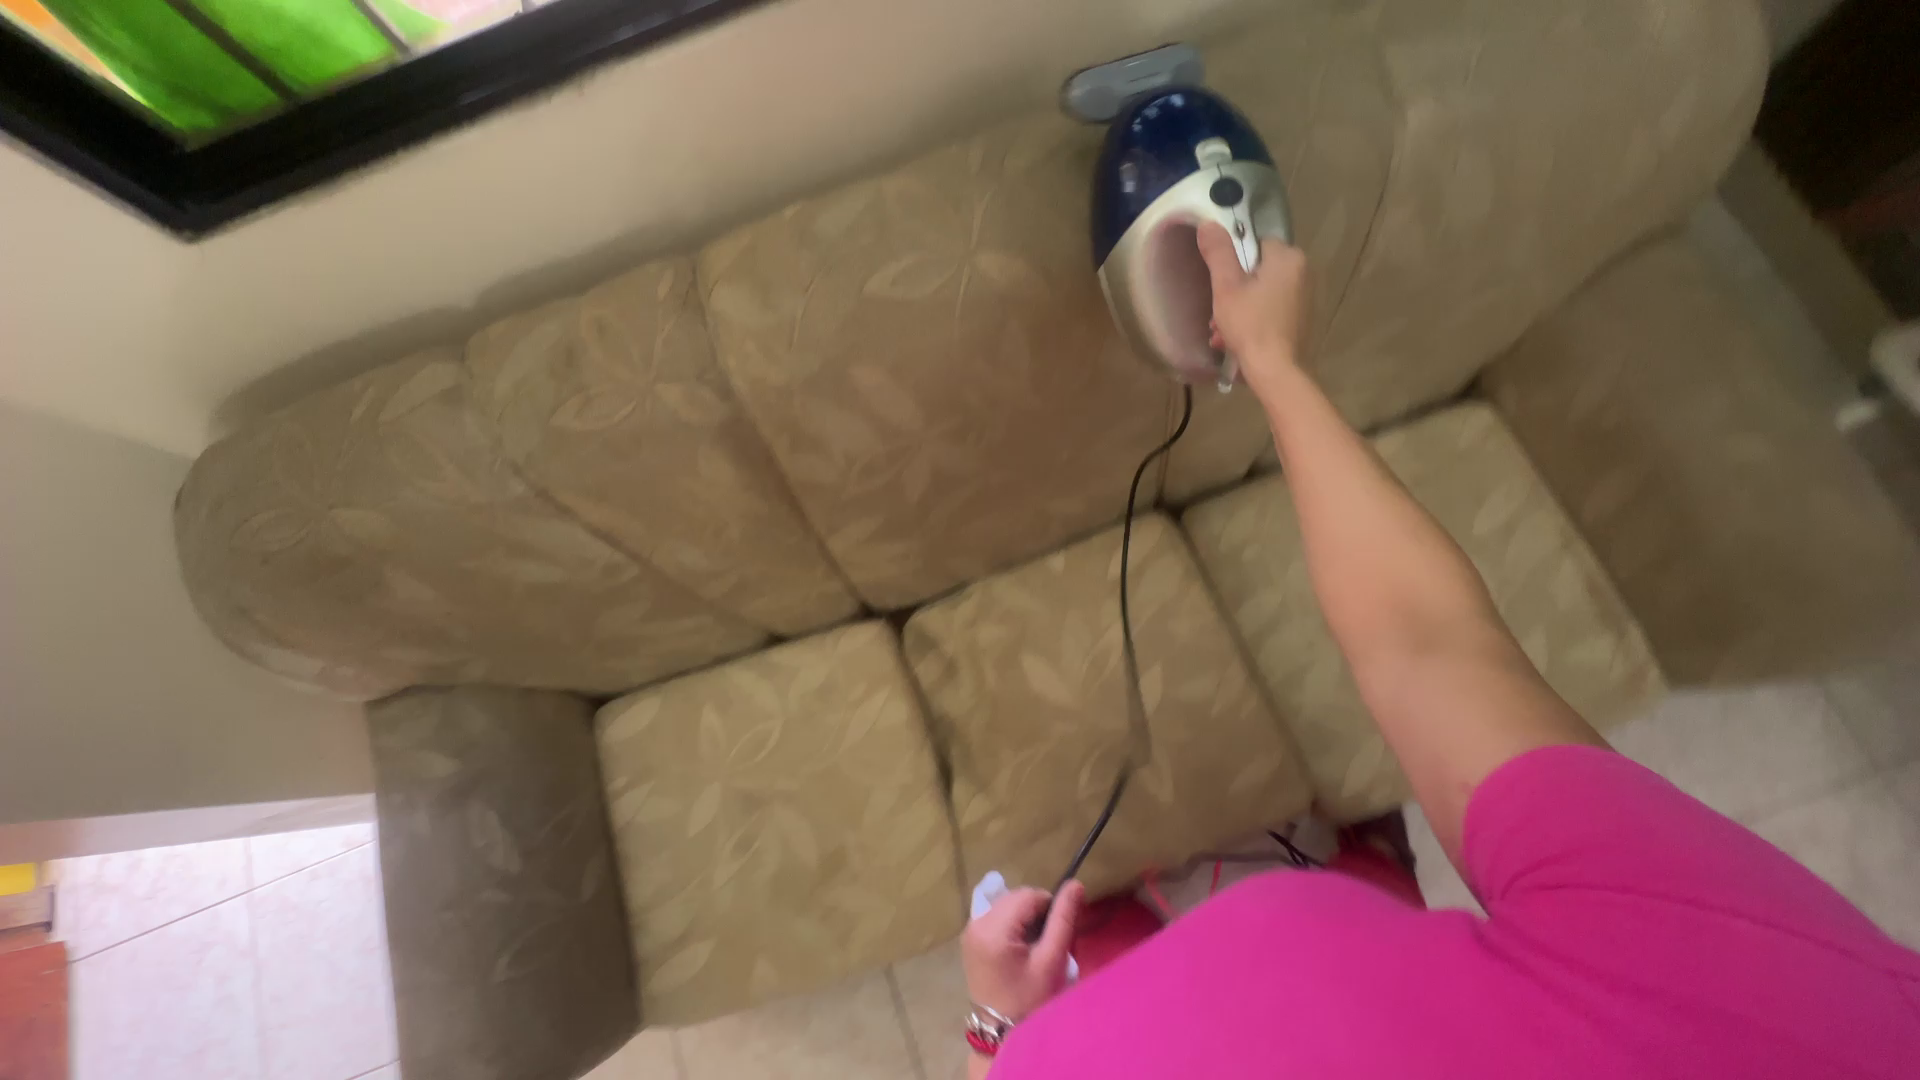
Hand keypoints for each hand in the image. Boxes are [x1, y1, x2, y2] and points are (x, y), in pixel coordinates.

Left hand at [960, 882, 1085, 1020]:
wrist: (1001, 1034)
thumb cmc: (1030, 1001)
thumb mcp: (1051, 961)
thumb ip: (1063, 919)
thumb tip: (1076, 884)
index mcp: (993, 929)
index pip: (1028, 895)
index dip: (1048, 906)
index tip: (1057, 931)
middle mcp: (976, 923)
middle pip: (1015, 897)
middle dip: (1035, 911)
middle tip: (1047, 940)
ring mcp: (970, 930)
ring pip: (1006, 904)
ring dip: (1024, 917)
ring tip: (1034, 946)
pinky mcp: (970, 938)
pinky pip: (996, 916)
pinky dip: (1012, 924)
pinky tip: (1019, 948)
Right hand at [1197, 222, 1310, 406]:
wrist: (1276, 370)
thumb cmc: (1250, 325)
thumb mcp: (1226, 288)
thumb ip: (1218, 253)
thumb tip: (1208, 224)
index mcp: (1288, 258)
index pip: (1255, 246)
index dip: (1233, 265)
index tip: (1221, 287)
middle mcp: (1304, 272)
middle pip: (1258, 272)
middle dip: (1234, 293)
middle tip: (1217, 317)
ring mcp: (1307, 297)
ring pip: (1263, 294)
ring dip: (1240, 310)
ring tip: (1223, 334)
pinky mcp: (1304, 319)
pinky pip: (1273, 311)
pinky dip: (1256, 321)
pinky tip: (1240, 340)